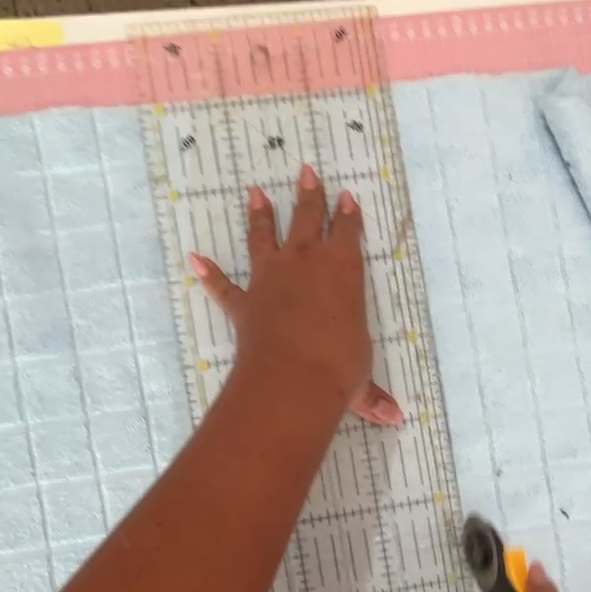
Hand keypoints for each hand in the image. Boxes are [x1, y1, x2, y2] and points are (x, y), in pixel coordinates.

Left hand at [189, 165, 402, 425]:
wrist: (294, 378)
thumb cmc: (338, 369)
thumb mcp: (360, 381)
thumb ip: (373, 395)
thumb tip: (396, 419)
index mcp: (344, 271)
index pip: (348, 234)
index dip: (349, 216)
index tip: (347, 197)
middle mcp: (308, 264)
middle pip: (308, 220)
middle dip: (310, 196)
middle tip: (306, 172)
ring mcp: (272, 279)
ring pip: (265, 238)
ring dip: (261, 215)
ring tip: (256, 194)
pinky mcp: (245, 303)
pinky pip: (223, 285)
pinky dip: (208, 273)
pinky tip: (194, 259)